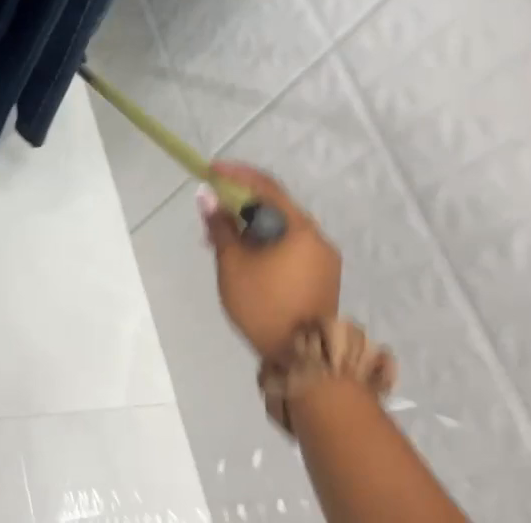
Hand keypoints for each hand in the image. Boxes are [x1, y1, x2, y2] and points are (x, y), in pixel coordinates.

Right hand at [199, 161, 340, 360]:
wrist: (305, 361)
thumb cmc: (264, 305)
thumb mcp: (232, 263)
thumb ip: (220, 226)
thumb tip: (207, 196)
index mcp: (301, 230)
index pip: (267, 187)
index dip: (236, 175)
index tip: (210, 171)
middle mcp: (318, 239)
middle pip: (275, 207)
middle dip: (240, 204)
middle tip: (210, 211)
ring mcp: (323, 260)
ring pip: (281, 229)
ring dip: (250, 226)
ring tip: (219, 239)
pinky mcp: (322, 278)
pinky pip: (289, 247)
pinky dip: (265, 243)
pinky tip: (242, 256)